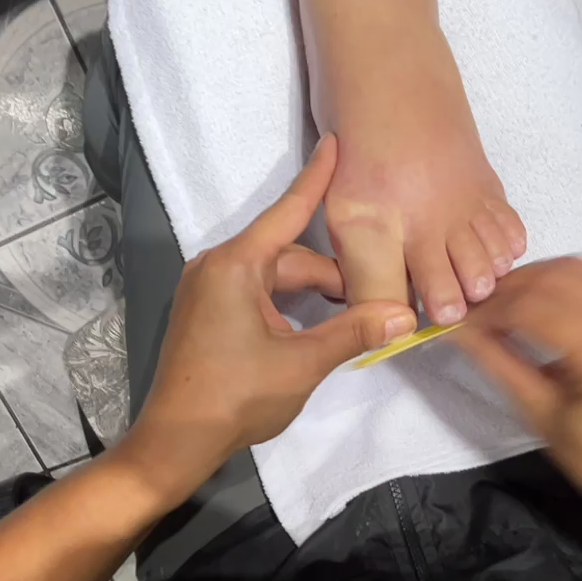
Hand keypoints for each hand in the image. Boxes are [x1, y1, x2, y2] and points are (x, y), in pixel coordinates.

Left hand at [127, 136, 417, 484]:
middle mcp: (217, 267)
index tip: (335, 142)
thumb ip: (353, 333)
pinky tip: (312, 329)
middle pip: (289, 258)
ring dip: (311, 296)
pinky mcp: (205, 313)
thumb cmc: (236, 396)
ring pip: (274, 279)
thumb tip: (405, 315)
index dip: (317, 180)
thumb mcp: (302, 363)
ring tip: (352, 319)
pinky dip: (286, 306)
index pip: (287, 212)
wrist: (176, 438)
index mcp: (235, 266)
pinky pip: (255, 294)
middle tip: (375, 305)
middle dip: (332, 279)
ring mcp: (207, 290)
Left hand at [322, 37, 527, 325]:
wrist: (390, 72)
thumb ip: (369, 273)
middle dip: (465, 299)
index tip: (434, 324)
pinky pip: (508, 223)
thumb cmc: (359, 151)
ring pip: (495, 255)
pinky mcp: (484, 177)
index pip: (434, 297)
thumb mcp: (349, 218)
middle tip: (458, 306)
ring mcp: (475, 200)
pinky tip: (494, 251)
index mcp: (417, 240)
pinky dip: (506, 243)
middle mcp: (455, 226)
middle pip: (472, 280)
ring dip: (487, 273)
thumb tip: (384, 322)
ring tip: (475, 281)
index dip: (433, 315)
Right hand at [451, 258, 581, 527]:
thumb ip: (498, 362)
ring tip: (505, 304)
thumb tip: (459, 328)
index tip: (459, 317)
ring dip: (536, 279)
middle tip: (476, 307)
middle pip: (556, 276)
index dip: (488, 308)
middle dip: (508, 288)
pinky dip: (568, 282)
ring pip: (580, 267)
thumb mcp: (541, 415)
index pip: (531, 306)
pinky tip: (544, 303)